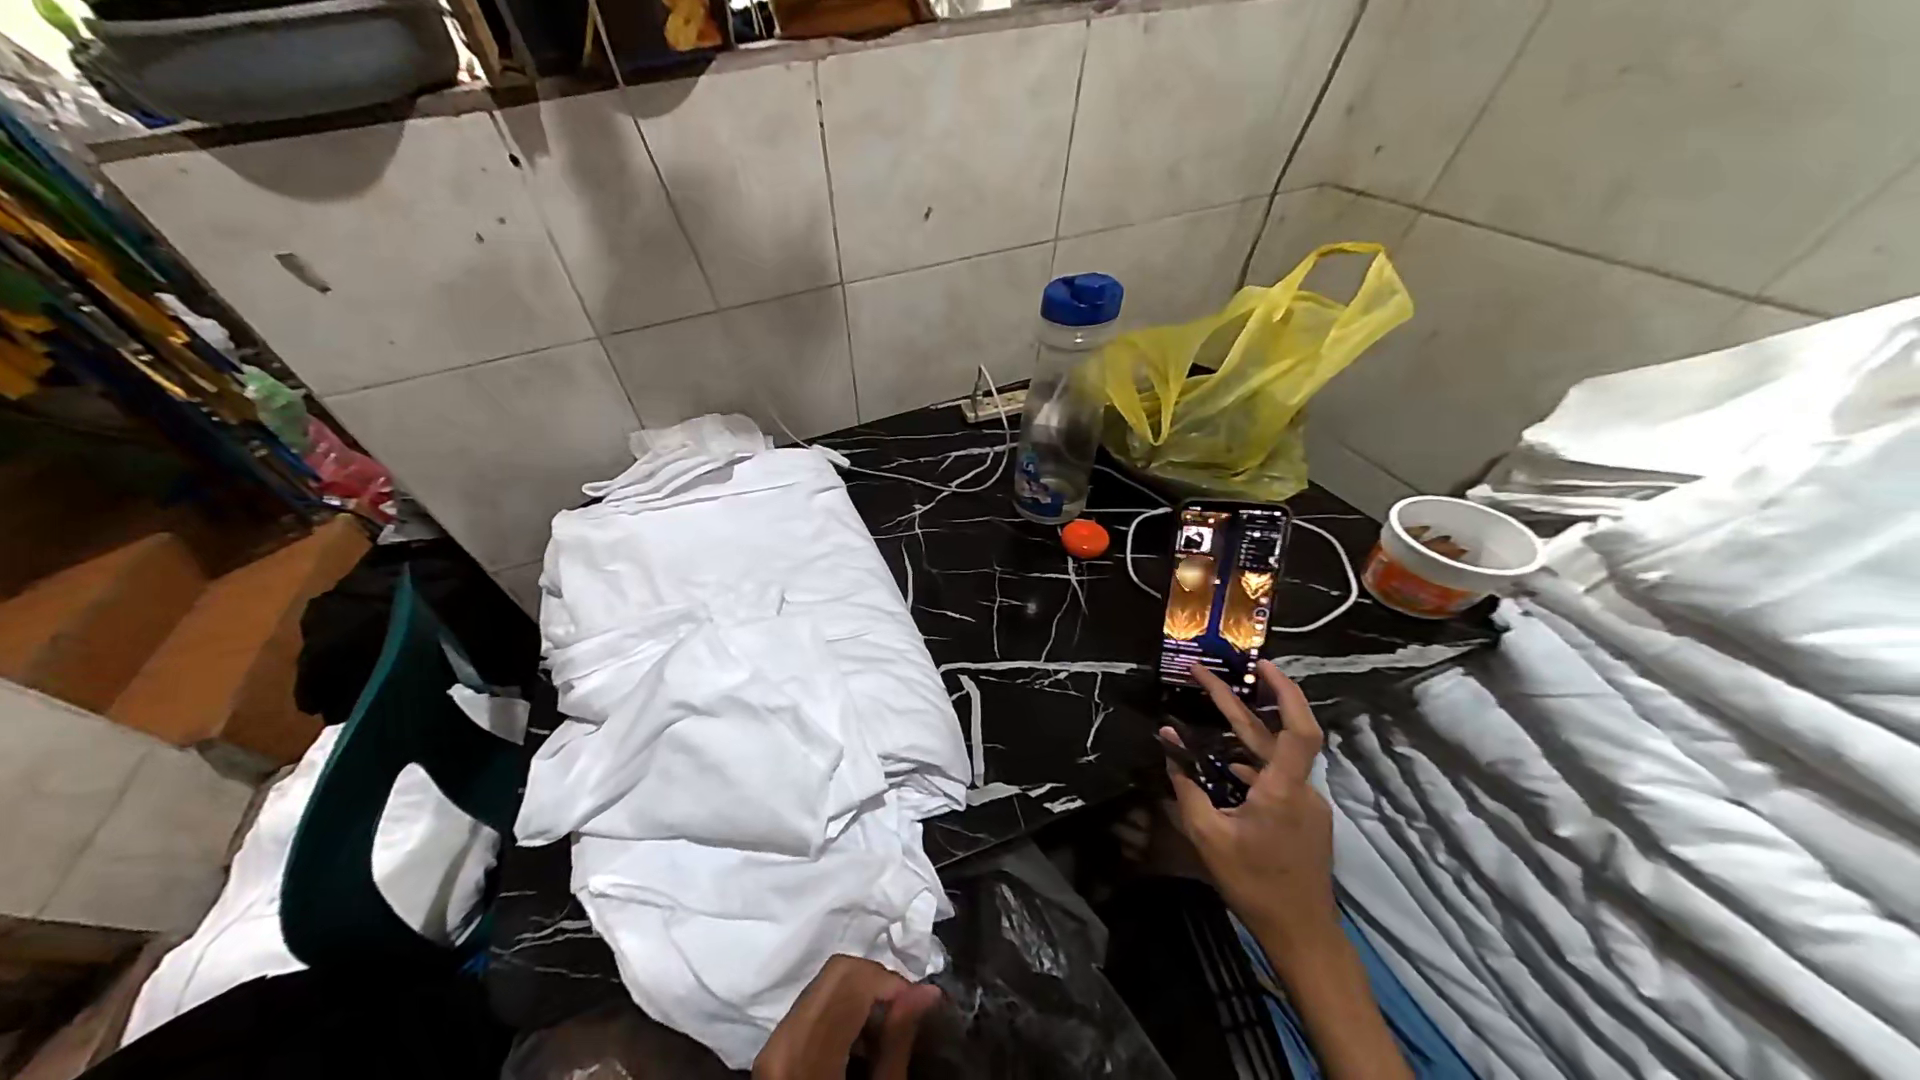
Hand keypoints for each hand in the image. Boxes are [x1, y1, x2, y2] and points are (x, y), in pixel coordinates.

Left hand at [752, 955, 940, 1079]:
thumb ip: (898, 1041)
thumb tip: (927, 990)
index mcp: (807, 1052)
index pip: (851, 978)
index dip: (890, 981)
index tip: (917, 1003)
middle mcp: (782, 1038)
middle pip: (835, 973)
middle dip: (876, 982)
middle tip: (903, 1011)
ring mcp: (771, 1043)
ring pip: (822, 984)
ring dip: (859, 992)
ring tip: (884, 1028)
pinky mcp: (771, 1051)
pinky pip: (810, 1006)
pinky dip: (840, 1008)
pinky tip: (858, 1039)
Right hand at [1162, 660, 1335, 951]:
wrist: (1301, 932)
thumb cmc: (1253, 884)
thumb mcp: (1208, 836)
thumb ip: (1187, 787)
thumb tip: (1168, 746)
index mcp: (1282, 790)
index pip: (1299, 729)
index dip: (1285, 692)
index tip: (1261, 665)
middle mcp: (1302, 790)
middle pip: (1276, 732)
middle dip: (1237, 700)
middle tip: (1203, 674)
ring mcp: (1308, 804)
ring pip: (1274, 756)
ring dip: (1243, 733)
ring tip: (1209, 715)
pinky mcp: (1306, 817)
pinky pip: (1276, 778)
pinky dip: (1250, 764)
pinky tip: (1226, 768)